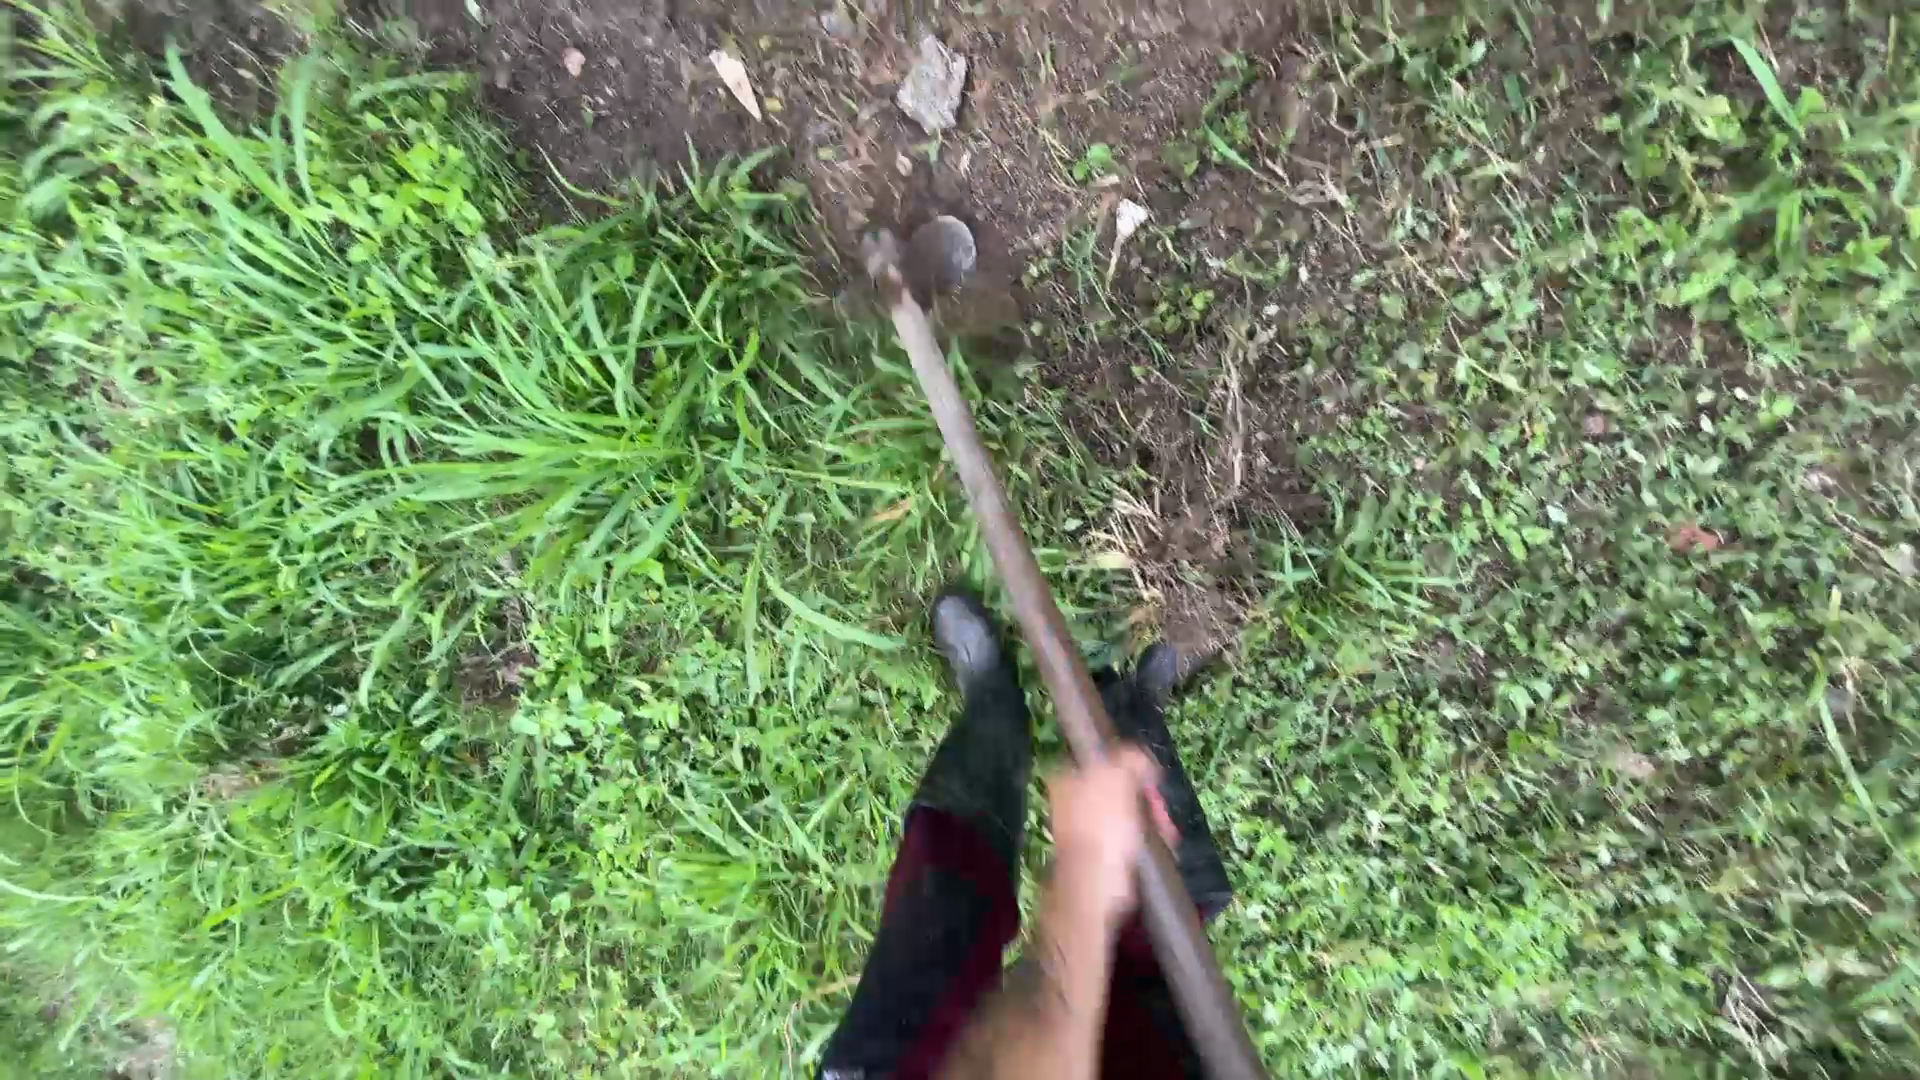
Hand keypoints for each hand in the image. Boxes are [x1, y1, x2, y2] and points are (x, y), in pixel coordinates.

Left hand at [1045, 745, 1177, 928]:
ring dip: (1151, 819)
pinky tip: (1162, 843)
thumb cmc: (1103, 826)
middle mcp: (1071, 798)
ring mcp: (1084, 825)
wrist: (1094, 885)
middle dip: (1146, 797)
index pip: (1103, 757)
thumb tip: (1141, 757)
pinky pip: (1128, 834)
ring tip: (1166, 831)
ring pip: (1127, 811)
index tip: (1150, 778)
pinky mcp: (1099, 849)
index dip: (1130, 765)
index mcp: (1067, 775)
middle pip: (1118, 786)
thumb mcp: (1118, 778)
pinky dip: (1146, 837)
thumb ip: (1130, 758)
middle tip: (1160, 809)